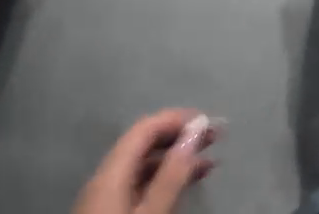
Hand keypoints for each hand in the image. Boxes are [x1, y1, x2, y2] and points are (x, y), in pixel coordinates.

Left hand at [73, 109, 216, 213]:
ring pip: (142, 166)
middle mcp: (104, 179)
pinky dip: (163, 180)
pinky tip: (183, 187)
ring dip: (175, 159)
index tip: (209, 122)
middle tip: (215, 137)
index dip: (177, 119)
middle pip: (143, 144)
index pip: (144, 128)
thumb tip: (196, 130)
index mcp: (110, 173)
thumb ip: (173, 173)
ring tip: (209, 163)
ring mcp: (103, 199)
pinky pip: (138, 185)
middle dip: (179, 136)